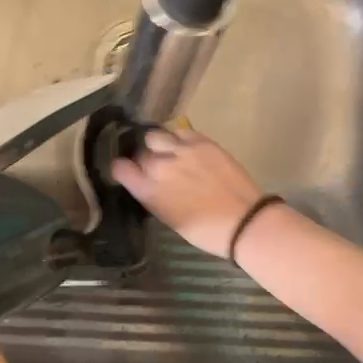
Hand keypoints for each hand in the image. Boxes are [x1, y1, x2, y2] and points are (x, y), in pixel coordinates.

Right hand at [110, 128, 264, 256]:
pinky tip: (185, 147)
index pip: (120, 168)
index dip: (122, 168)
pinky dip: (179, 138)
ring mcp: (181, 151)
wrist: (243, 221)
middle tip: (155, 165)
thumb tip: (148, 183)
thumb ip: (154, 196)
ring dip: (158, 143)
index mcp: (148, 191)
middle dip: (144, 158)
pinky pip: (180, 131)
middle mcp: (160, 167)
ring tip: (168, 150)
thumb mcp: (169, 217)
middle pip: (140, 152)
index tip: (127, 171)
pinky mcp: (202, 142)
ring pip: (156, 135)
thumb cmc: (204, 231)